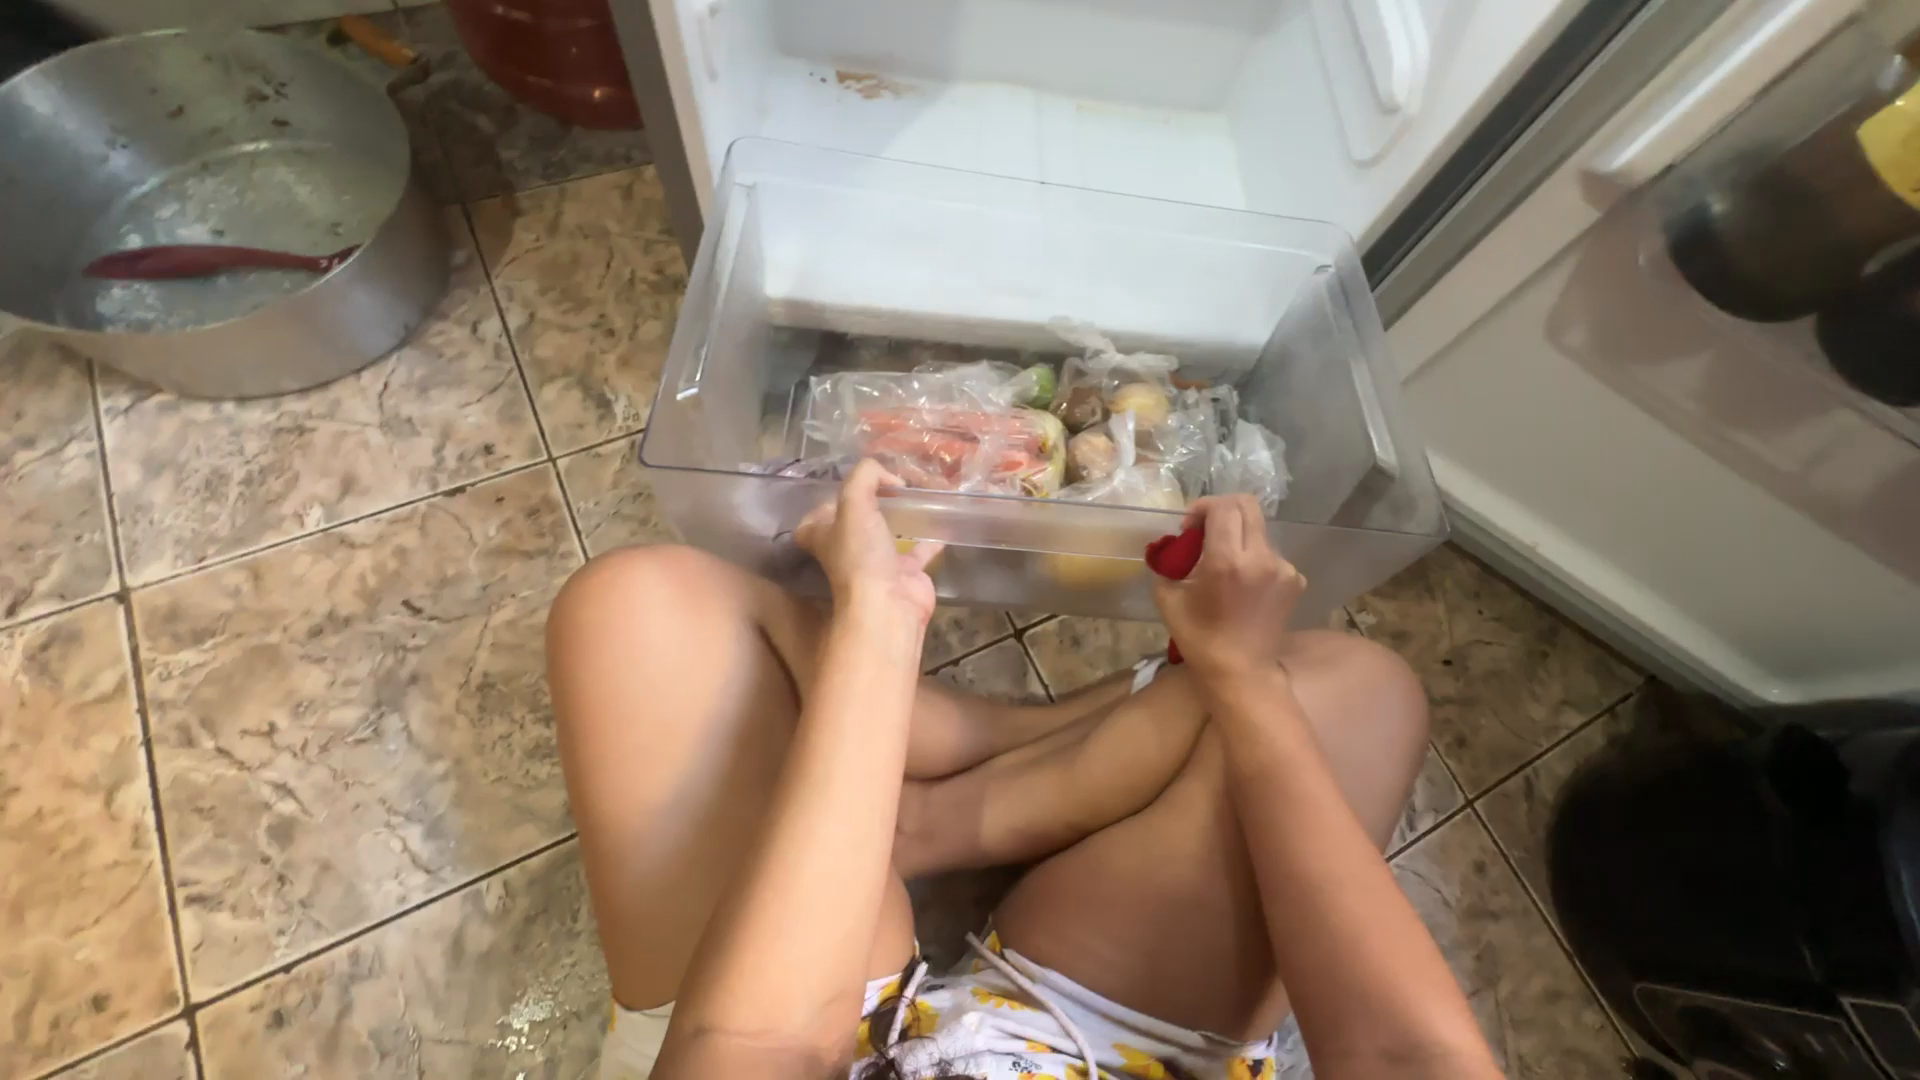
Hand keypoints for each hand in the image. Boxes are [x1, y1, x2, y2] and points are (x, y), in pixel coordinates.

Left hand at [795, 459, 944, 623]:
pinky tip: (942, 520)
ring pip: (887, 536)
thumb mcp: (854, 503)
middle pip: (853, 526)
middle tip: (889, 486)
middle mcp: (848, 552)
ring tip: (916, 496)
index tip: (846, 490)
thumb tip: (891, 480)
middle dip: (868, 507)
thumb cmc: (861, 556)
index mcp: (825, 538)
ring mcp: (878, 565)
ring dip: (900, 519)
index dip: (824, 505)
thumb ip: (866, 477)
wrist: (889, 606)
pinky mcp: (907, 574)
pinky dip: (931, 537)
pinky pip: (920, 550)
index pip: (813, 522)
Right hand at [1152, 495, 1306, 683]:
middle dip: (1222, 510)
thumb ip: (1169, 563)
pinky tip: (1243, 583)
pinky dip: (1253, 558)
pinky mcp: (1296, 580)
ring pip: (1258, 531)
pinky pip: (1271, 554)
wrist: (1241, 672)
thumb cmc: (1199, 638)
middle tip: (1206, 531)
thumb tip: (1173, 546)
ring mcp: (1284, 568)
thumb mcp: (1168, 598)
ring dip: (1238, 536)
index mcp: (1227, 560)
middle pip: (1247, 506)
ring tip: (1224, 564)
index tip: (1190, 527)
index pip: (1222, 507)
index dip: (1202, 507)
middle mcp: (1261, 557)